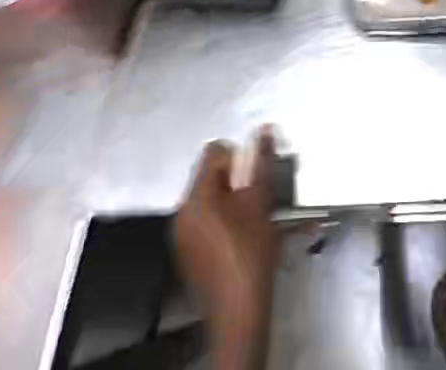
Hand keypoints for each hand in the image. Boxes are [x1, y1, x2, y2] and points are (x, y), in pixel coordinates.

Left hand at [175, 128, 278, 369]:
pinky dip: (223, 222)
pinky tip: (241, 239)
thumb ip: (262, 163)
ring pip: (209, 200)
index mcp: (196, 196)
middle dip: (236, 181)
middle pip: (210, 176)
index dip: (238, 158)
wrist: (240, 315)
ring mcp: (181, 235)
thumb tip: (263, 130)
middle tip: (257, 200)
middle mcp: (182, 212)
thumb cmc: (251, 256)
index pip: (214, 152)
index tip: (254, 178)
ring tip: (253, 220)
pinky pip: (205, 223)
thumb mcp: (261, 204)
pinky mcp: (188, 254)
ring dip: (231, 201)